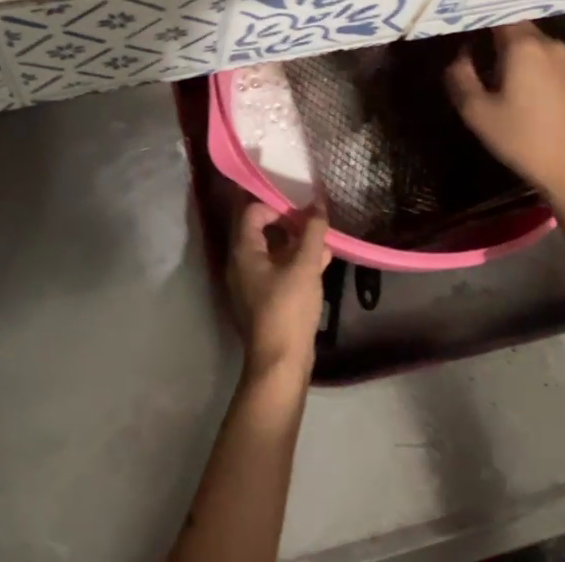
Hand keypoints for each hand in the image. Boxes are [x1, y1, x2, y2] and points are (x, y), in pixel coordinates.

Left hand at [226, 202, 330, 381]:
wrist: (280, 361)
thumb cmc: (288, 308)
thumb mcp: (304, 266)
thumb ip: (312, 232)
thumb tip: (317, 204)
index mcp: (243, 250)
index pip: (252, 211)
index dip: (276, 204)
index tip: (301, 206)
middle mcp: (240, 263)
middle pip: (261, 230)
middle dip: (290, 223)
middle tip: (314, 220)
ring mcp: (250, 282)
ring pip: (273, 252)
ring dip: (297, 244)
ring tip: (324, 242)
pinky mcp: (263, 299)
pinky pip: (277, 270)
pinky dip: (296, 263)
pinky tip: (321, 263)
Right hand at [446, 21, 564, 199]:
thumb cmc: (522, 138)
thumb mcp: (477, 111)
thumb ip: (459, 77)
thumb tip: (458, 56)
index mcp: (523, 45)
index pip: (496, 12)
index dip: (473, 12)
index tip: (452, 17)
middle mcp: (546, 43)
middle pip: (512, 23)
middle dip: (486, 28)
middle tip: (459, 36)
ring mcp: (561, 59)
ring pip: (524, 39)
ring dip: (501, 44)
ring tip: (476, 54)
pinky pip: (535, 54)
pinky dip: (517, 56)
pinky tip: (501, 72)